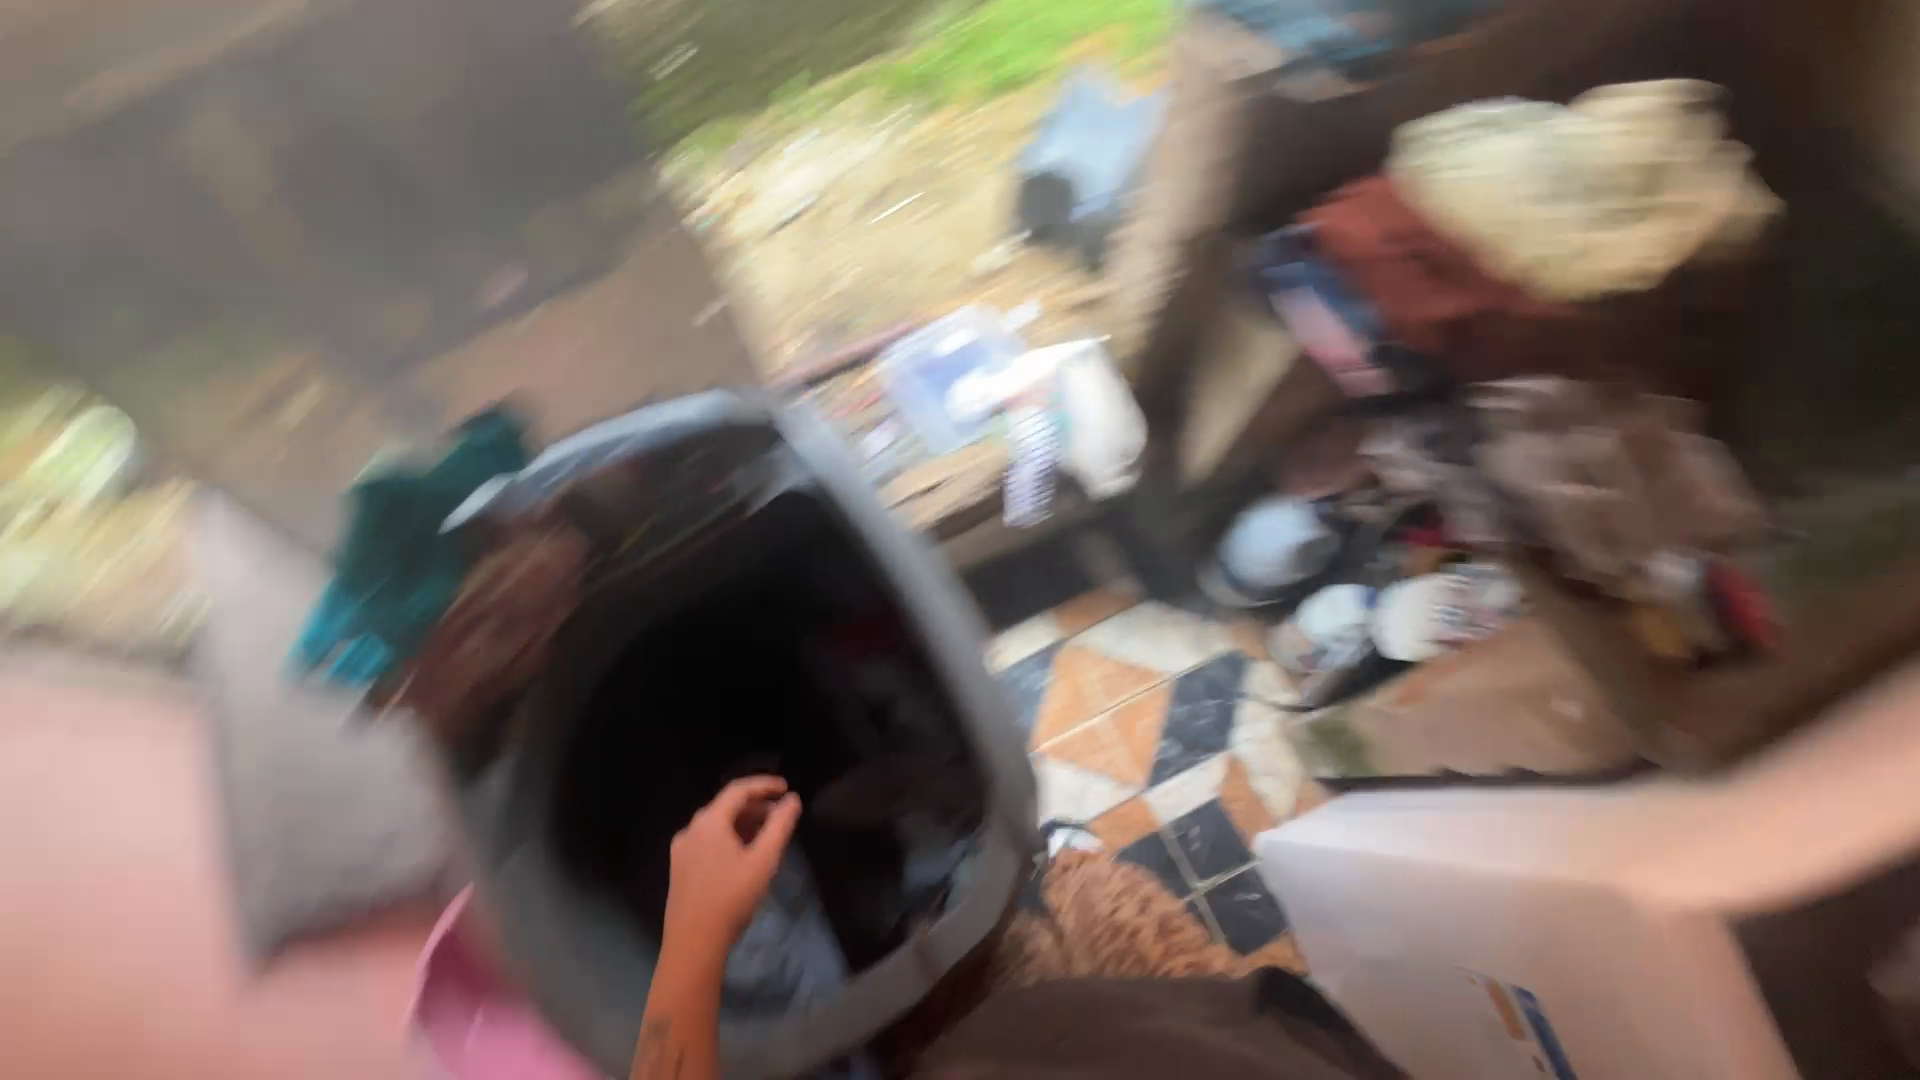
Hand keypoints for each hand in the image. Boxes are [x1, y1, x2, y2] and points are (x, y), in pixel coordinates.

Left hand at [663, 776, 801, 963]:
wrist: (693, 945)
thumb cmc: (732, 898)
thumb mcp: (764, 860)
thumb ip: (780, 825)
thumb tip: (792, 799)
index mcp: (709, 822)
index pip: (738, 790)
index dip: (764, 785)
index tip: (786, 787)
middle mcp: (691, 829)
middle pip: (726, 806)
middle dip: (756, 805)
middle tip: (780, 814)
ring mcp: (682, 850)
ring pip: (716, 824)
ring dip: (743, 822)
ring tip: (766, 833)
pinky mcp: (680, 868)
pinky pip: (707, 840)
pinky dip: (729, 837)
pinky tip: (743, 853)